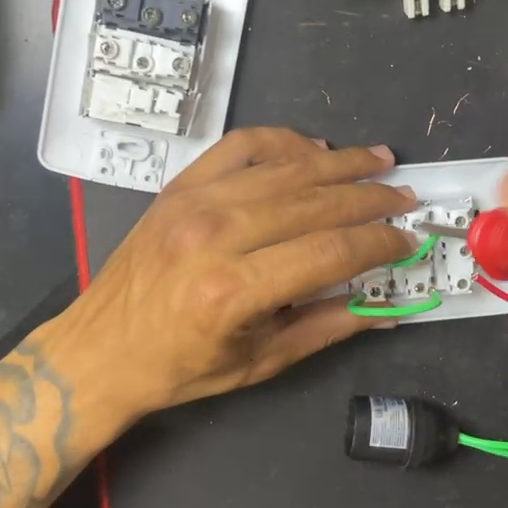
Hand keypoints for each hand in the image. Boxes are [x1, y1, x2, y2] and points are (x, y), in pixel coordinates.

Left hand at [44, 128, 415, 423]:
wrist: (100, 349)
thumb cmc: (179, 367)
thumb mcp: (259, 362)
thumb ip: (327, 328)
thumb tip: (389, 309)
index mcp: (234, 291)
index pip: (329, 252)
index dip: (377, 243)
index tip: (407, 240)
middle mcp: (215, 236)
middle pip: (312, 202)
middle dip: (368, 198)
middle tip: (404, 195)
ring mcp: (193, 203)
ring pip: (283, 168)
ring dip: (337, 162)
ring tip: (377, 161)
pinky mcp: (179, 186)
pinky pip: (240, 146)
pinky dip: (281, 140)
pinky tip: (312, 149)